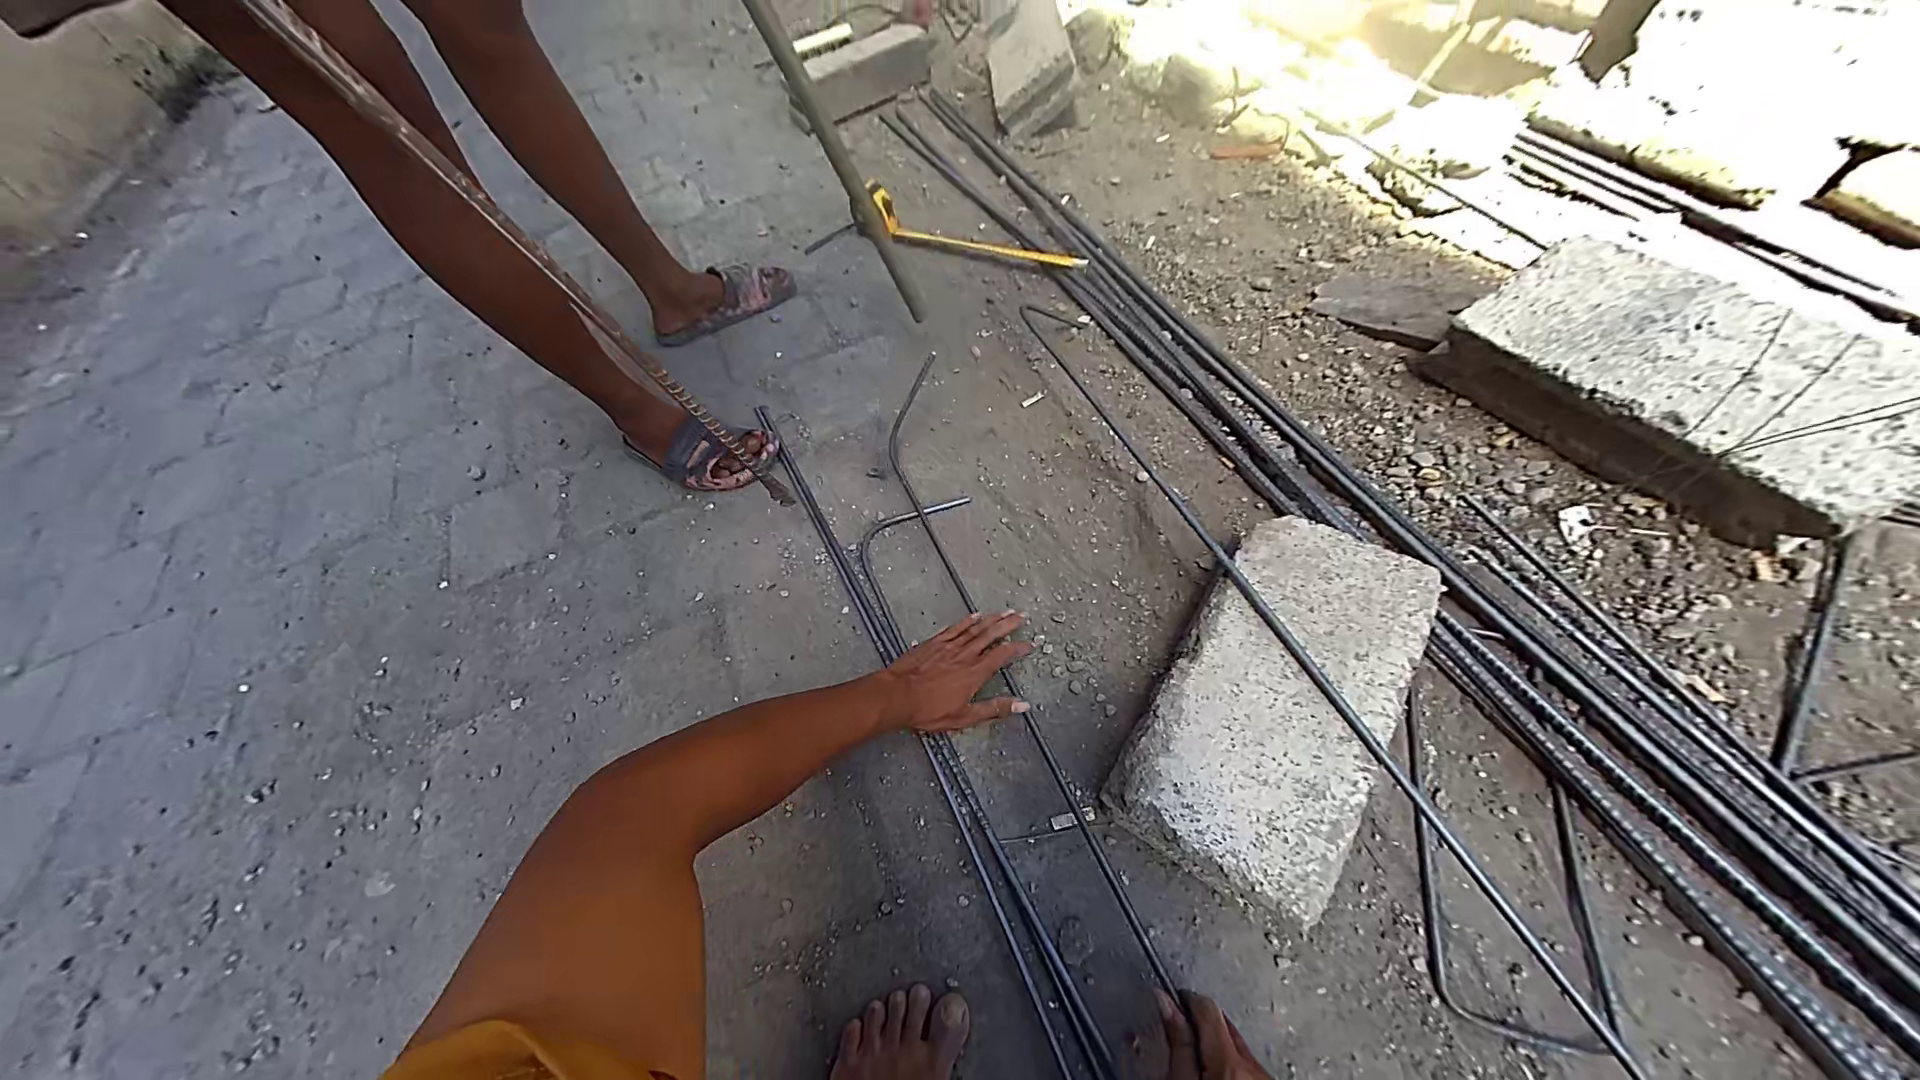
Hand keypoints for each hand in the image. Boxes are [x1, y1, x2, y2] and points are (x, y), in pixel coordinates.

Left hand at [872, 611, 1032, 732]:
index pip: (1001, 656)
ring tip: (1004, 612)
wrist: (897, 695)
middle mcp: (964, 655)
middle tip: (1021, 616)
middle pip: (991, 635)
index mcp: (974, 673)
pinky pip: (954, 628)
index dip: (1017, 649)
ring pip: (975, 628)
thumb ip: (994, 709)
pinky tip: (975, 615)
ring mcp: (948, 647)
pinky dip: (966, 621)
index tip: (1029, 644)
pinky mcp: (934, 643)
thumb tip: (1022, 705)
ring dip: (991, 619)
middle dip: (1008, 625)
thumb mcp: (964, 717)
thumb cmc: (928, 709)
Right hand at [1158, 990, 1272, 1079]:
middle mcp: (1255, 1069)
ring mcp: (1266, 1077)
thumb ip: (1178, 1045)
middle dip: (1202, 1027)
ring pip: (1238, 1044)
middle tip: (1183, 1041)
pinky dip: (1234, 1064)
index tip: (1173, 1003)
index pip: (1207, 1007)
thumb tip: (1165, 999)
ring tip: (1201, 1065)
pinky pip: (1250, 1063)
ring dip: (1219, 1046)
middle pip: (1223, 1024)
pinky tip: (1223, 1075)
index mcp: (1230, 1065)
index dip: (1187, 1001)